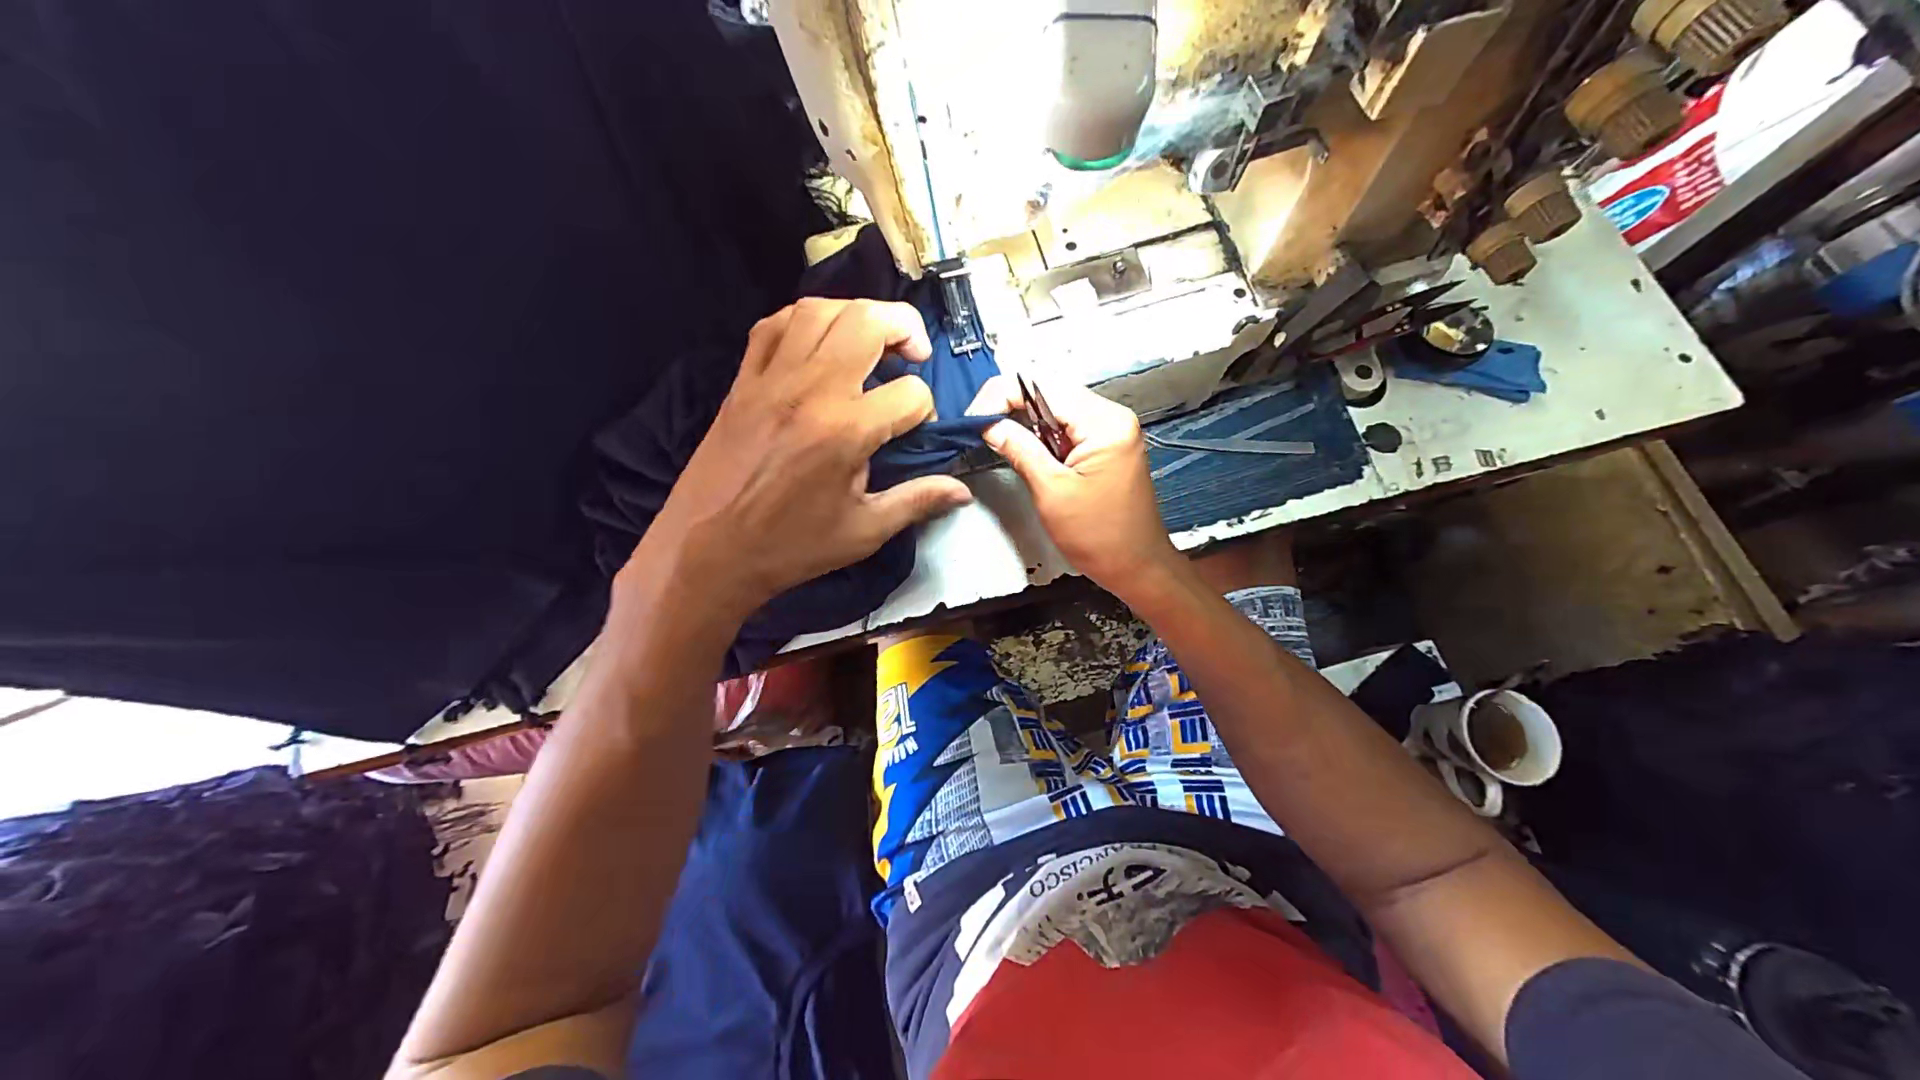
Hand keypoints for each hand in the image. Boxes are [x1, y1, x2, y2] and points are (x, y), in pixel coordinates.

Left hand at [627, 298, 973, 620]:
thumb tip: (962, 491)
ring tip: (869, 341)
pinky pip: (773, 325)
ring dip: (855, 315)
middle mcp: (811, 388)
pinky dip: (802, 321)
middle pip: (868, 321)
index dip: (926, 411)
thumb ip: (917, 500)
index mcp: (846, 430)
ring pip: (819, 310)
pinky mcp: (742, 381)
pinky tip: (817, 343)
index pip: (911, 393)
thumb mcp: (863, 531)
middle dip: (905, 328)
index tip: (917, 432)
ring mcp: (771, 378)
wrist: (707, 551)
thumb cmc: (789, 546)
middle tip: (914, 355)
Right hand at [968, 375, 1179, 594]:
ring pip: (1056, 407)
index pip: (1044, 385)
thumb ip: (1020, 450)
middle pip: (1050, 390)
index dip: (1002, 395)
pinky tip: (1025, 448)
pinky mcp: (1105, 445)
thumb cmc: (1100, 537)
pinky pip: (1067, 426)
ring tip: (998, 438)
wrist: (1137, 567)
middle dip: (1011, 405)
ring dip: (1024, 420)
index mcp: (1104, 423)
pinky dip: (1041, 434)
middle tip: (982, 427)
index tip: (977, 417)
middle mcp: (1112, 417)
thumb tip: (991, 424)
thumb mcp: (1051, 492)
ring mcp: (1111, 430)